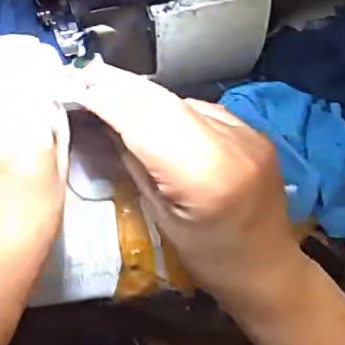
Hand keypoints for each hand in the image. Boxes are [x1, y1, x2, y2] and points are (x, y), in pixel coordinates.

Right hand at [76, 61, 312, 316]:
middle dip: (119, 87)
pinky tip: (149, 112)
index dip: (108, 101)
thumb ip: (133, 162)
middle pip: (162, 102)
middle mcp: (230, 144)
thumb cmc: (208, 255)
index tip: (75, 87)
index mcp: (205, 176)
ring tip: (107, 89)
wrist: (269, 268)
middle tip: (83, 76)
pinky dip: (166, 106)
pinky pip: (196, 106)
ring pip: (177, 99)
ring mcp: (245, 133)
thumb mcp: (158, 212)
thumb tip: (103, 122)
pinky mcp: (250, 129)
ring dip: (140, 93)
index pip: (146, 123)